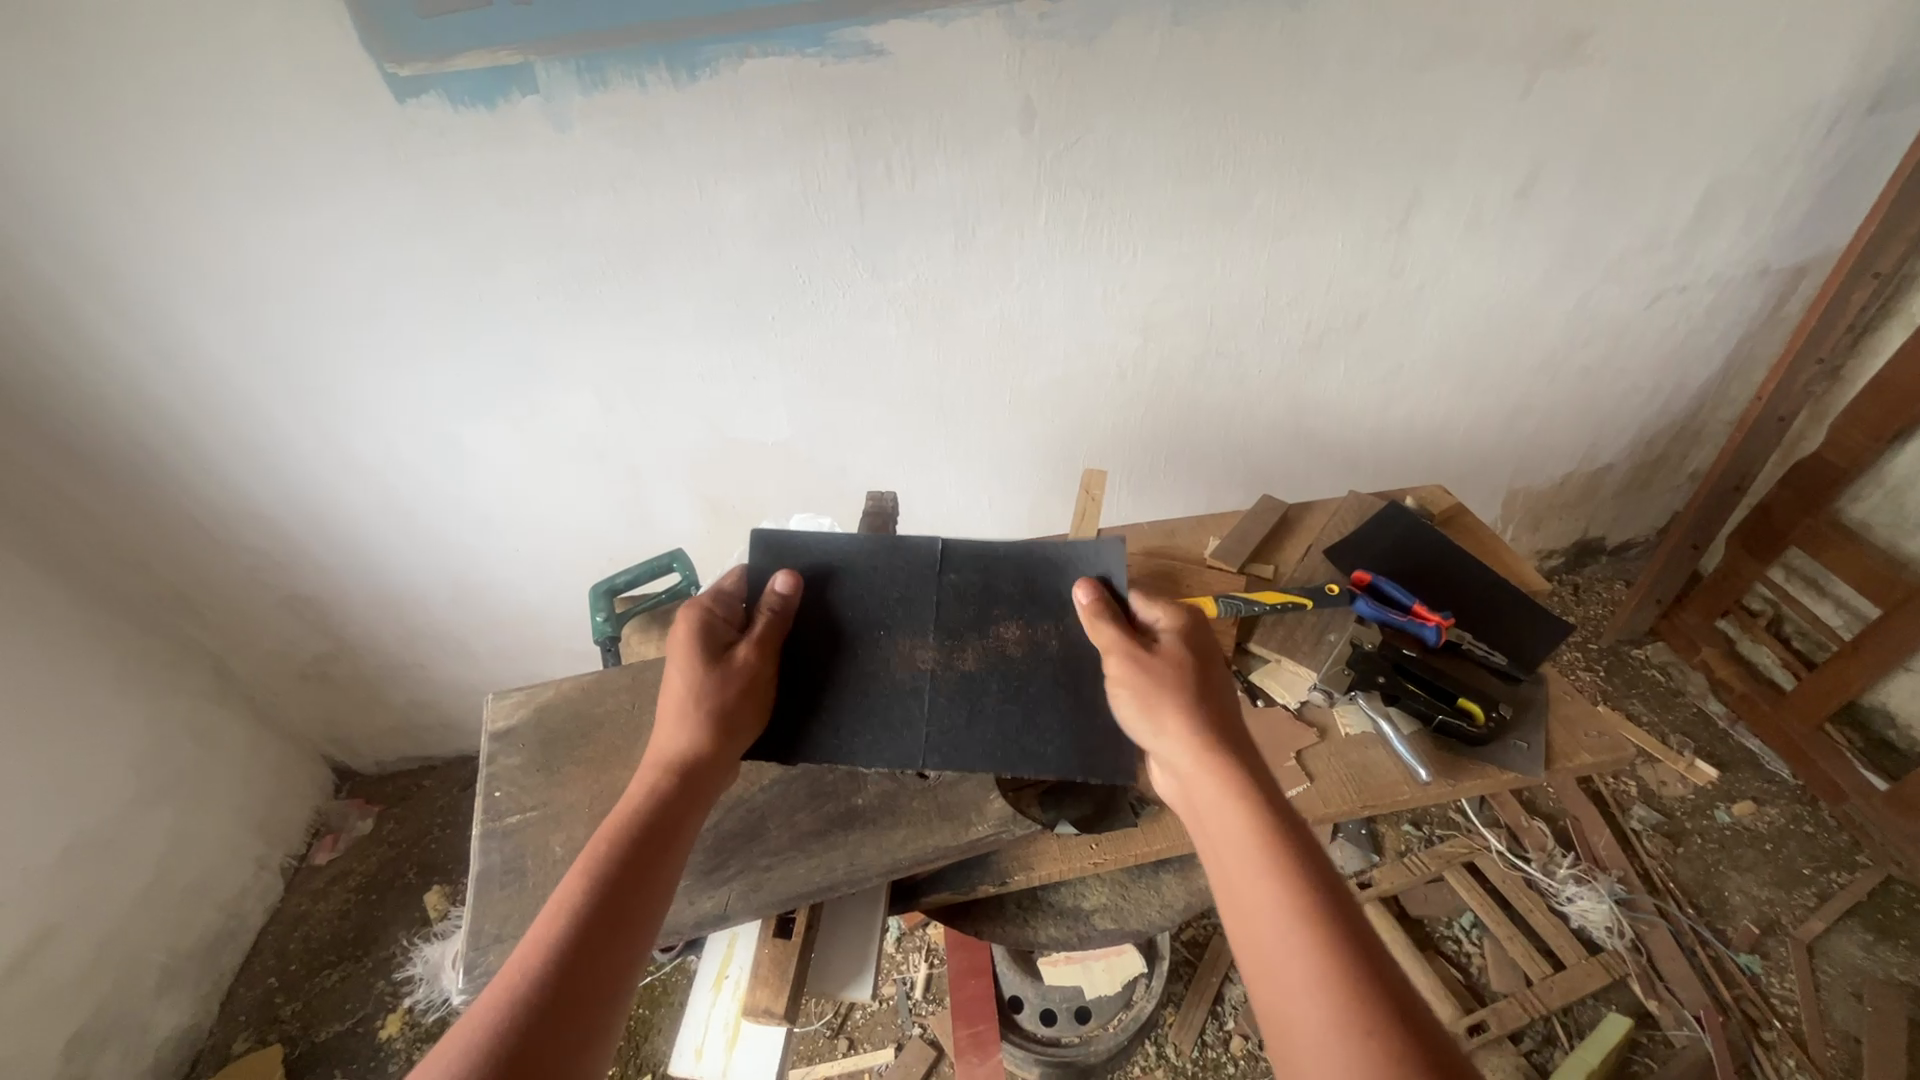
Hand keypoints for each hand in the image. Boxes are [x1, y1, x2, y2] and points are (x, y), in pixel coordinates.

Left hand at [643, 565, 802, 786]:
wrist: (689, 767)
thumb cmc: (723, 709)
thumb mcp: (757, 658)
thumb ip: (774, 614)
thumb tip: (790, 572)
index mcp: (703, 611)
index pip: (747, 575)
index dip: (778, 582)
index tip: (812, 595)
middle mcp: (694, 623)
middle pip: (745, 600)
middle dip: (777, 610)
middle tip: (814, 623)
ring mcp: (697, 649)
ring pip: (743, 627)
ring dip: (769, 636)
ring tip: (804, 645)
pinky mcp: (704, 671)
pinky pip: (737, 649)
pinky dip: (758, 655)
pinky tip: (782, 668)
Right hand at [1072, 578, 1258, 809]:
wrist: (1205, 769)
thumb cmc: (1163, 704)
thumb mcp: (1124, 658)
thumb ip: (1102, 620)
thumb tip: (1083, 582)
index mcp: (1180, 618)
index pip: (1131, 596)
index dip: (1101, 605)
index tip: (1069, 616)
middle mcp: (1191, 640)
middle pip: (1138, 626)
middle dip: (1108, 637)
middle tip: (1071, 644)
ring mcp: (1191, 673)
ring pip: (1144, 658)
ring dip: (1119, 666)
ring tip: (1084, 671)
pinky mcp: (1186, 703)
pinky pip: (1152, 684)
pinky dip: (1132, 688)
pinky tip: (1110, 699)